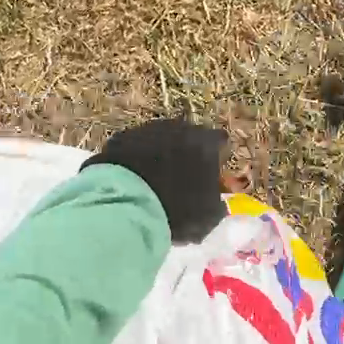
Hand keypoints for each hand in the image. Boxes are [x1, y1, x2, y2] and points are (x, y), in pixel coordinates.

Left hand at [83, 118, 229, 242]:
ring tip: (154, 180)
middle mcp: (180, 127)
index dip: (217, 157)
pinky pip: (136, 145)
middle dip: (188, 152)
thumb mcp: (207, 216)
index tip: (212, 174)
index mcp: (205, 142)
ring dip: (162, 154)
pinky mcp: (123, 136)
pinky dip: (138, 158)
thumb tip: (216, 200)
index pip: (220, 141)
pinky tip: (133, 179)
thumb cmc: (176, 211)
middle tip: (182, 178)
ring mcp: (149, 128)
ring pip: (162, 138)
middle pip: (190, 135)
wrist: (126, 205)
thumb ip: (216, 202)